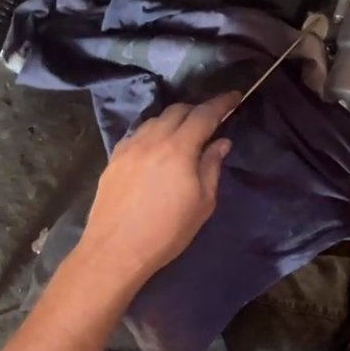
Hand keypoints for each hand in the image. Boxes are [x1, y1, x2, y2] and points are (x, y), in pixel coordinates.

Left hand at [76, 95, 238, 289]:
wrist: (114, 253)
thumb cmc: (166, 231)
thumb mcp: (202, 202)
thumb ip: (212, 166)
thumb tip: (220, 142)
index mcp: (179, 148)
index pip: (205, 113)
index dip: (223, 102)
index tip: (235, 97)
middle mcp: (153, 139)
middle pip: (178, 109)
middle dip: (197, 110)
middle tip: (210, 121)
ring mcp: (130, 147)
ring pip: (156, 119)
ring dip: (174, 120)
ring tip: (183, 134)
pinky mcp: (114, 159)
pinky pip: (138, 134)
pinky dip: (153, 133)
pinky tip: (156, 148)